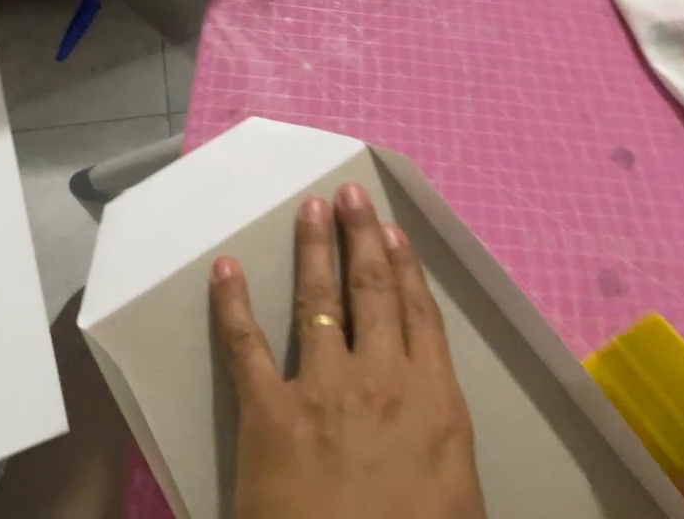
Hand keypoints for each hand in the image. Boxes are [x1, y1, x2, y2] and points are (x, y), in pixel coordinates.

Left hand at [209, 183, 486, 518]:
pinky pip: (247, 347)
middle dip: (360, 236)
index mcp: (434, 398)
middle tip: (348, 194)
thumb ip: (444, 437)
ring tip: (310, 209)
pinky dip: (233, 304)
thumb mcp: (457, 494)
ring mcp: (323, 389)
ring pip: (318, 300)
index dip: (405, 266)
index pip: (419, 314)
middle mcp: (381, 378)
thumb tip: (435, 406)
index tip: (393, 228)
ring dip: (314, 250)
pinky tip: (226, 269)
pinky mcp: (269, 413)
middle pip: (371, 291)